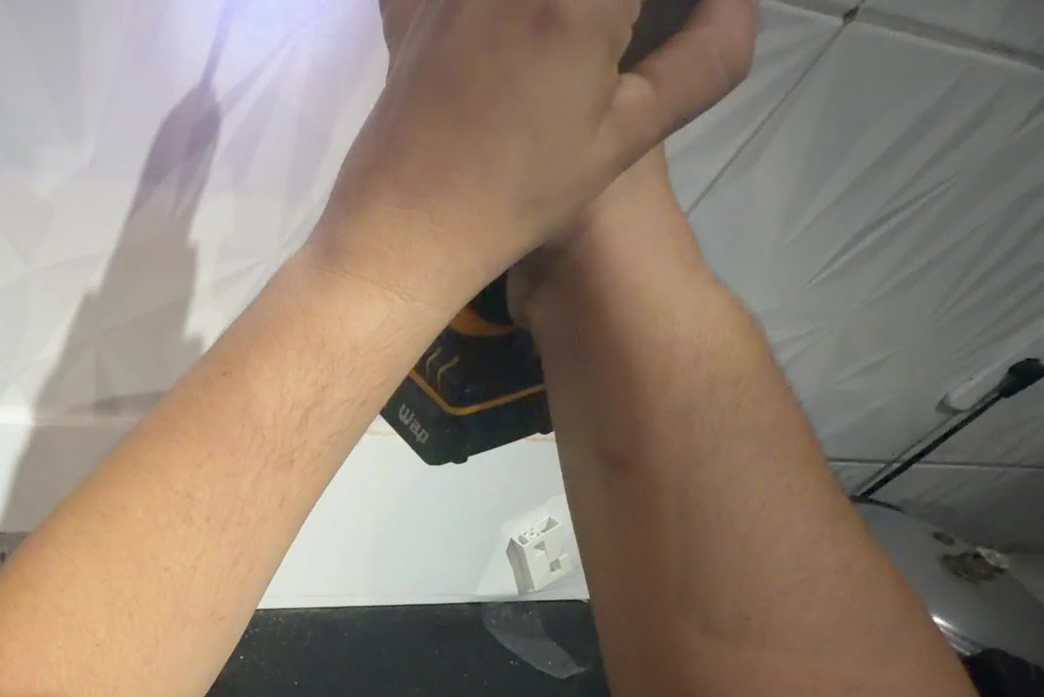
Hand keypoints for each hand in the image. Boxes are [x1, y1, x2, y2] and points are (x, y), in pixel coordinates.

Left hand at [310, 0, 754, 307]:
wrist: (399, 237)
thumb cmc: (513, 199)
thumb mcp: (626, 138)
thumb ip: (706, 56)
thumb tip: (734, 1)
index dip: (669, 6)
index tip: (665, 25)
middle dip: (608, 13)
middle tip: (608, 39)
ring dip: (550, 12)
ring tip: (561, 41)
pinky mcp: (406, 11)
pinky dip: (474, 6)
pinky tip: (493, 27)